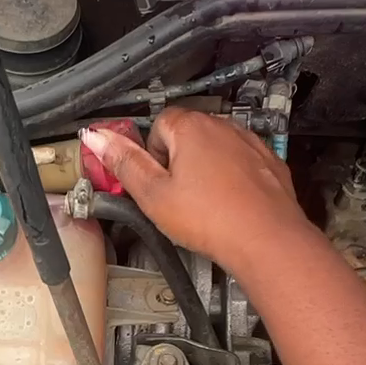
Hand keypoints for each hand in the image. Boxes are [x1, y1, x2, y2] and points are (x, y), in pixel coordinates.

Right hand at [80, 109, 312, 272]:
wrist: (266, 239)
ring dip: (205, 172)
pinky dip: (232, 181)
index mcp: (191, 127)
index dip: (151, 156)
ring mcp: (249, 143)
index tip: (155, 182)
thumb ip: (124, 164)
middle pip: (187, 136)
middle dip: (177, 163)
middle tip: (176, 198)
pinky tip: (227, 206)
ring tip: (203, 206)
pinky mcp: (268, 164)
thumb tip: (97, 138)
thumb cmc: (213, 220)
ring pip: (215, 150)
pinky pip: (240, 165)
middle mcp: (223, 127)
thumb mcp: (153, 196)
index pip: (158, 125)